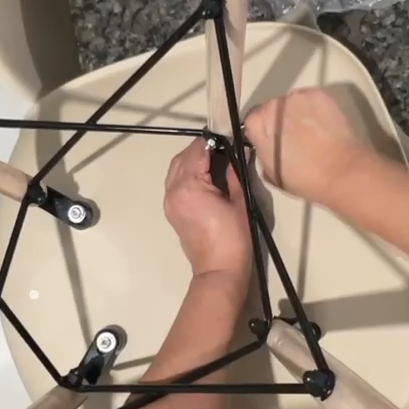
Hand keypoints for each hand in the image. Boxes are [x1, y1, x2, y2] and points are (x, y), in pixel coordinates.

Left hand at [162, 141, 251, 278]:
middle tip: (221, 149)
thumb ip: (234, 174)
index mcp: (190, 186)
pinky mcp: (171, 211)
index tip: (226, 138)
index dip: (211, 142)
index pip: (197, 152)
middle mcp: (174, 190)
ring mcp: (169, 202)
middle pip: (182, 158)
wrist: (218, 270)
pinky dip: (185, 174)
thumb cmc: (233, 238)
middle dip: (199, 150)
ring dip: (190, 161)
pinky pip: (174, 183)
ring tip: (213, 162)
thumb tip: (237, 154)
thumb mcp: (240, 201)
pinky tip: (203, 177)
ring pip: (175, 170)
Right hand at [243, 88, 373, 202]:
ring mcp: (297, 96)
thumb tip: (266, 147)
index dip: (262, 133)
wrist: (339, 170)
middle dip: (280, 121)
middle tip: (293, 138)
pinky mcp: (320, 94)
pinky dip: (315, 110)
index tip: (272, 143)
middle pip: (272, 110)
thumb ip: (263, 153)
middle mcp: (273, 103)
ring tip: (311, 132)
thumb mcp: (270, 172)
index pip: (252, 122)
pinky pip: (311, 100)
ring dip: (297, 114)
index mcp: (257, 123)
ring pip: (292, 104)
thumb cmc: (303, 177)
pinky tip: (323, 126)